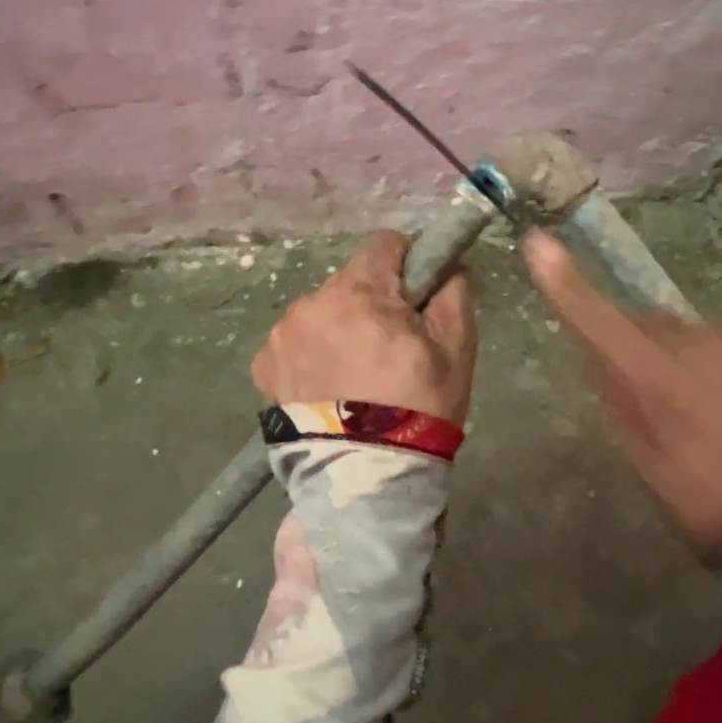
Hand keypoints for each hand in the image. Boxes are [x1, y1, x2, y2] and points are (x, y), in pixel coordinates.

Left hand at [252, 231, 476, 423]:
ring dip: (338, 328)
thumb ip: (454, 290)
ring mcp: (282, 335)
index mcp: (359, 290)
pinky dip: (310, 356)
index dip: (407, 264)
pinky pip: (294, 343)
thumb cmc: (418, 406)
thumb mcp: (456, 348)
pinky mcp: (264, 366)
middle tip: (389, 349)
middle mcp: (312, 302)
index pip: (386, 245)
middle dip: (371, 303)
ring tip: (355, 376)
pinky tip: (327, 388)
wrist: (365, 477)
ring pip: (321, 311)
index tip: (415, 298)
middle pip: (351, 281)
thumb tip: (447, 263)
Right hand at [522, 231, 721, 545]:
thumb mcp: (658, 474)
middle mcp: (702, 341)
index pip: (600, 323)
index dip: (566, 285)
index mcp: (661, 379)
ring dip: (704, 364)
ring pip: (703, 338)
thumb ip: (625, 410)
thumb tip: (601, 362)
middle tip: (675, 411)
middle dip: (653, 354)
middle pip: (654, 328)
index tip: (537, 244)